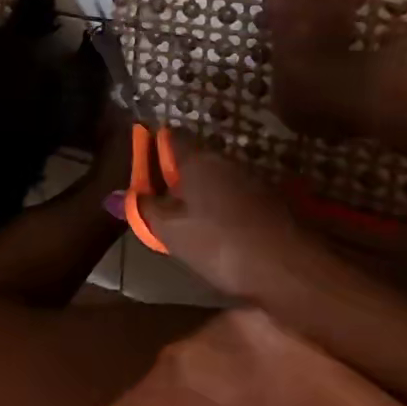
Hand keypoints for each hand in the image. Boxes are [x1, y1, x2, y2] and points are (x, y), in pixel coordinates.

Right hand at [139, 136, 305, 298]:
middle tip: (157, 207)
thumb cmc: (220, 244)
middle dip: (173, 178)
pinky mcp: (267, 201)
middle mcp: (225, 160)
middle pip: (191, 159)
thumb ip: (144, 209)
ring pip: (213, 179)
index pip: (170, 137)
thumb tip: (118, 196)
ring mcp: (250, 179)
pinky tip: (215, 236)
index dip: (152, 148)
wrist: (288, 269)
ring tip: (183, 226)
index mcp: (198, 159)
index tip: (139, 172)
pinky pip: (232, 197)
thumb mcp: (171, 231)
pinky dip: (219, 210)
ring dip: (197, 196)